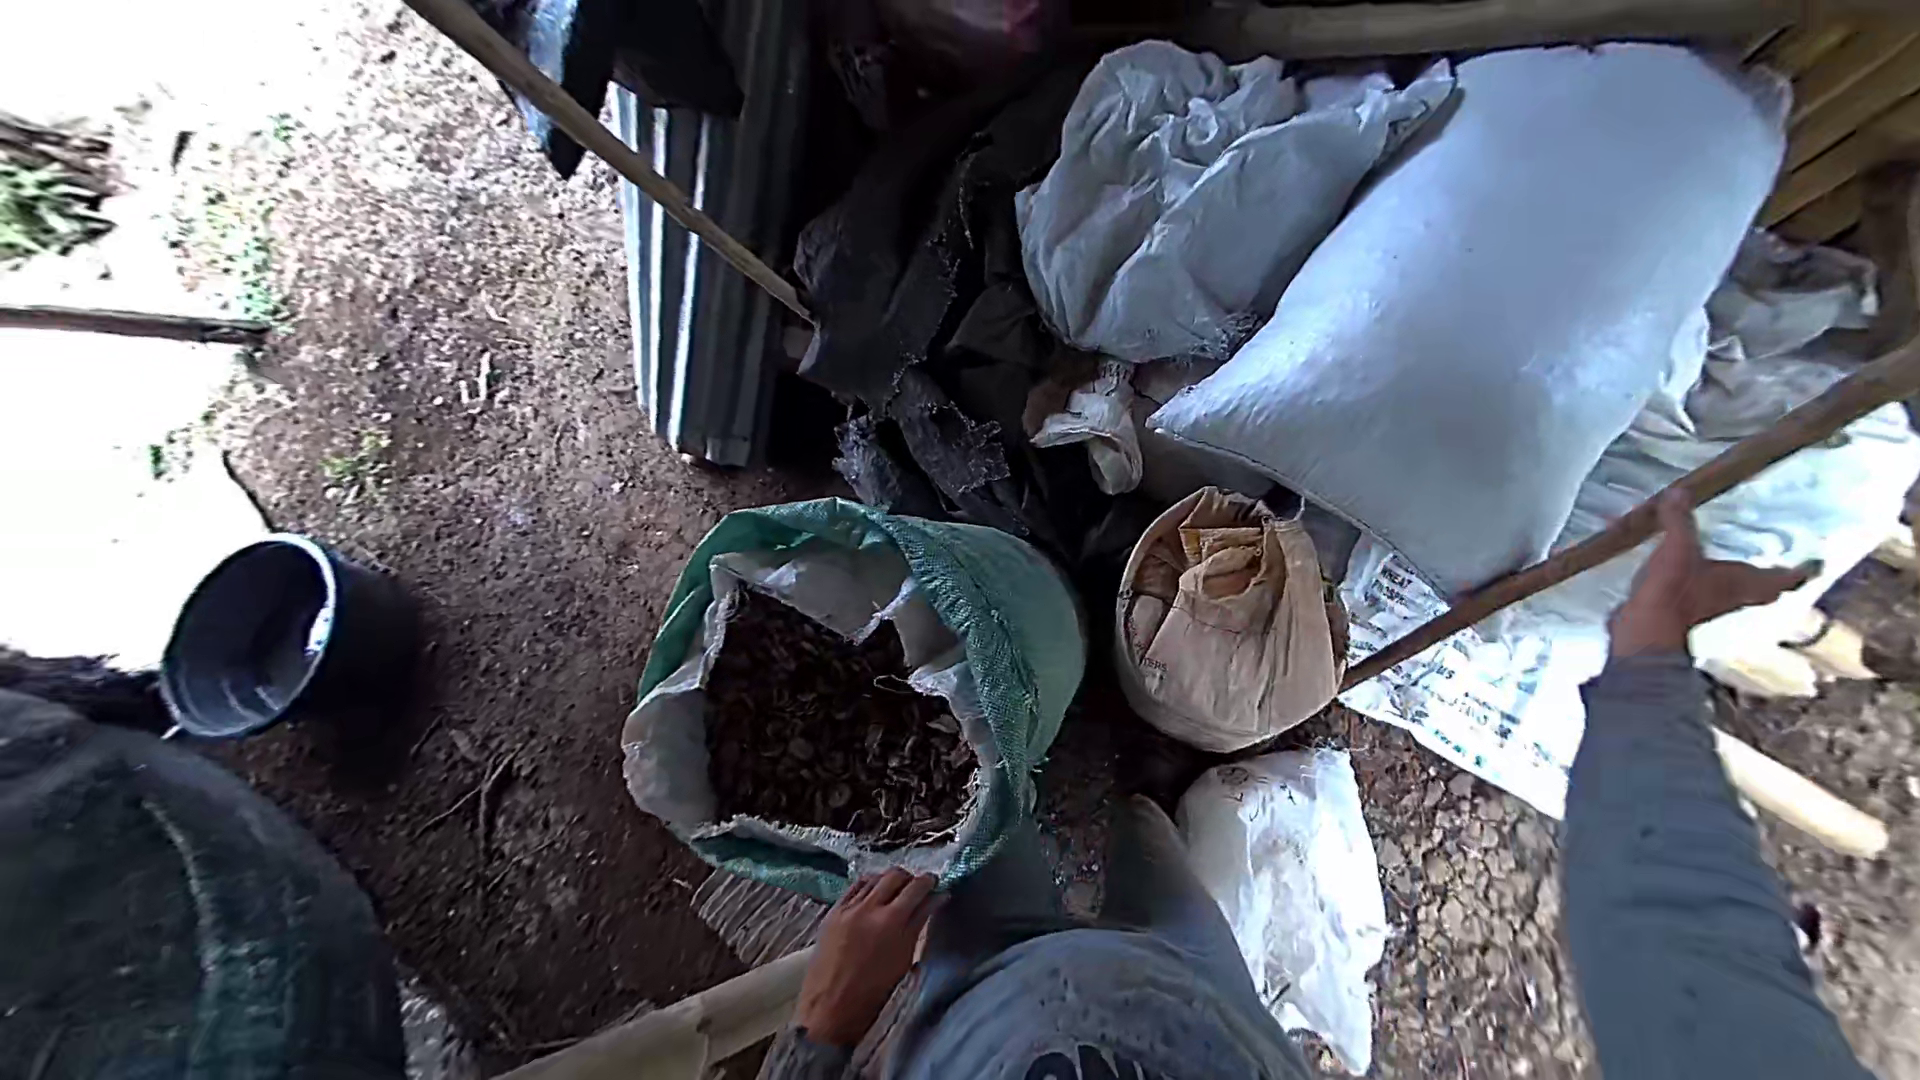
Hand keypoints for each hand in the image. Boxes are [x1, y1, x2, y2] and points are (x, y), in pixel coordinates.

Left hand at [794, 869, 941, 1046]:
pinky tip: (874, 893)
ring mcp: (848, 907)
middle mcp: (869, 907)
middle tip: (916, 890)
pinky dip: (869, 885)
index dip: (929, 882)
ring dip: (889, 880)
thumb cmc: (872, 996)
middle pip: (895, 875)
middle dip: (910, 878)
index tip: (936, 884)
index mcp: (891, 922)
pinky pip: (855, 886)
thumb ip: (918, 923)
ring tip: (895, 892)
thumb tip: (937, 898)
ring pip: (875, 877)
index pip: (916, 888)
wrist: (828, 1013)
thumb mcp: (903, 960)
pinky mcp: (833, 911)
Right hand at [1608, 490, 1818, 657]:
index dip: (1804, 566)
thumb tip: (1679, 492)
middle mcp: (1743, 595)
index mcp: (1754, 582)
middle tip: (1771, 558)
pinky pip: (1707, 593)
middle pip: (1768, 586)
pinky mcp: (1689, 610)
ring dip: (1737, 580)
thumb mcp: (1676, 549)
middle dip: (1770, 574)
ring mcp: (1716, 605)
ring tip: (1730, 564)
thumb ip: (1679, 521)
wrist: (1644, 626)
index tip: (1811, 558)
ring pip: (1739, 591)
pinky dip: (1706, 585)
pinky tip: (1690, 576)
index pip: (1794, 574)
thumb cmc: (1675, 589)